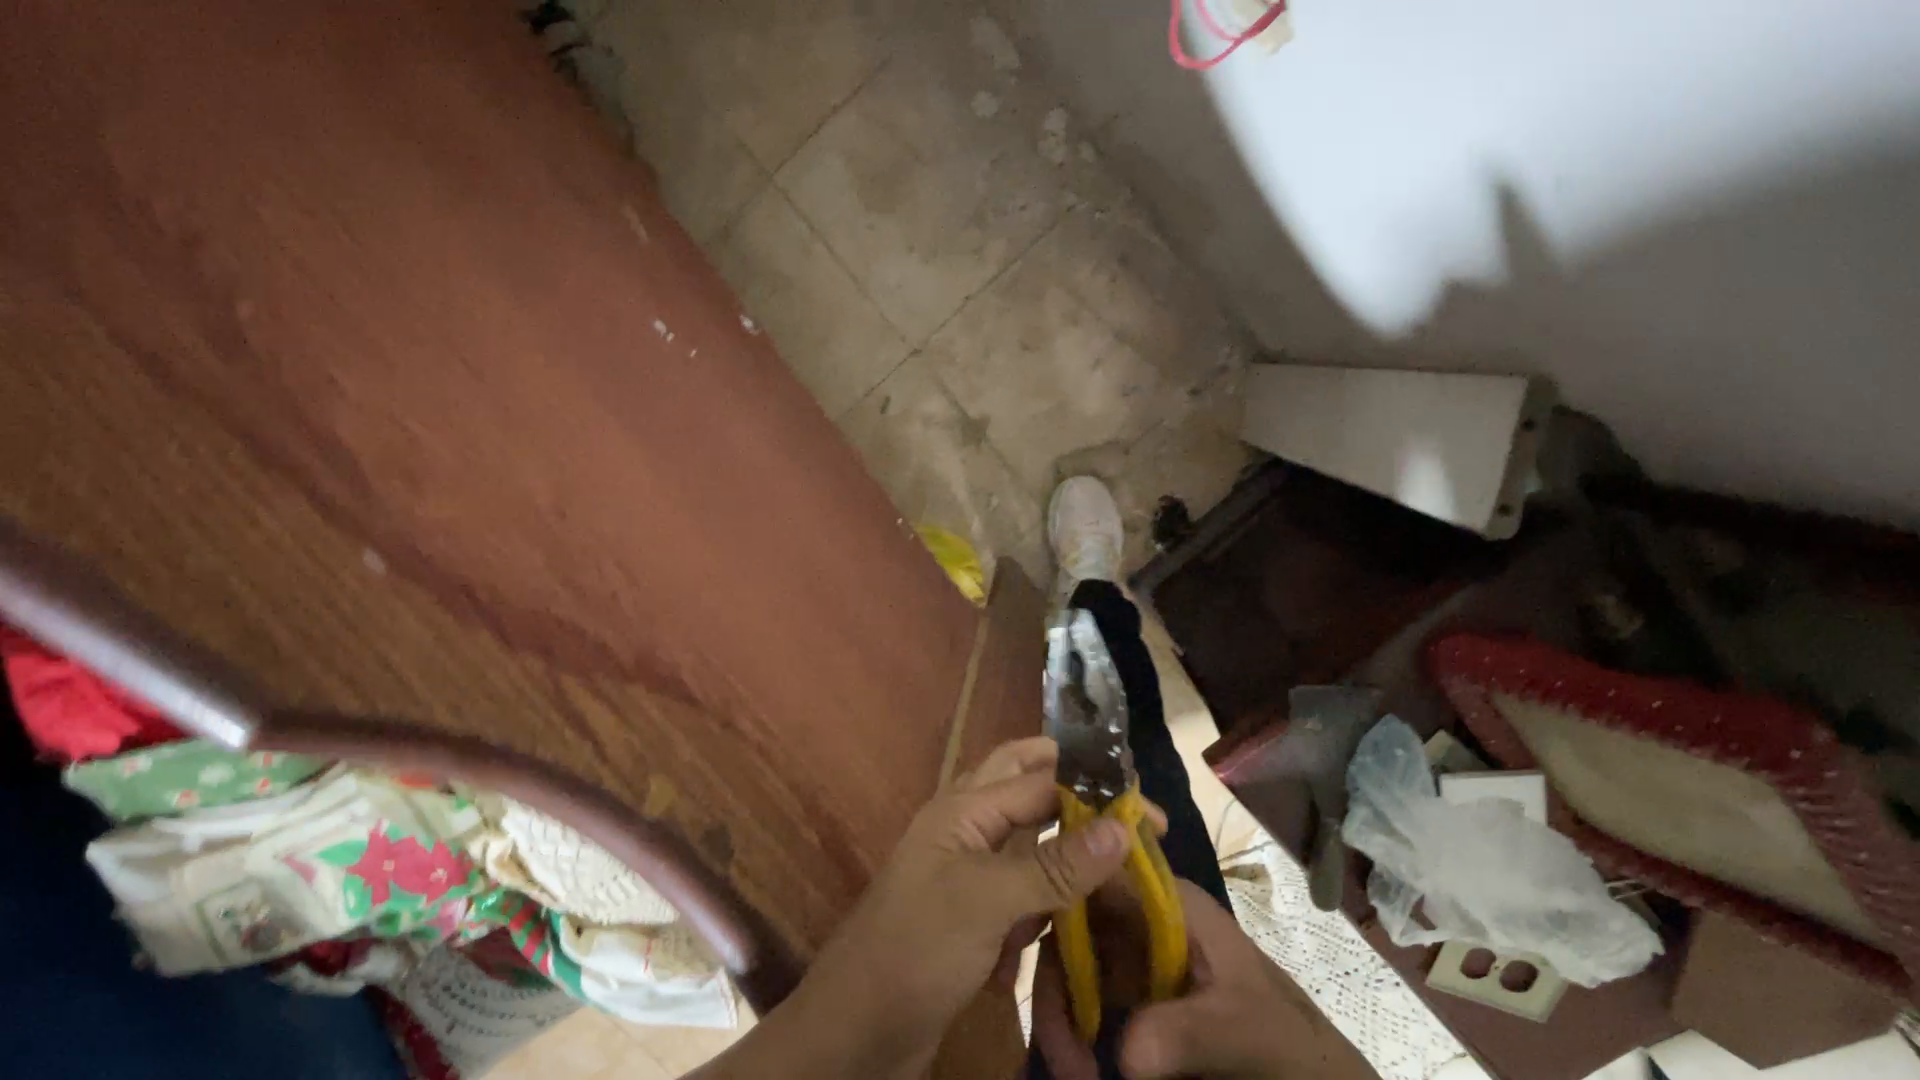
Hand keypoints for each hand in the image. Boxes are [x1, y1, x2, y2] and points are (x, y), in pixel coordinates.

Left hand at [717, 737, 1135, 1079]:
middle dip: (1072, 789)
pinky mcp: (973, 921)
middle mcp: (965, 832)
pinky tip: (1079, 909)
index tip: (1152, 813)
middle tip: (1127, 808)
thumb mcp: (986, 902)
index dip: (1095, 788)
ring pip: (1025, 843)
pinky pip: (1022, 893)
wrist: (855, 1035)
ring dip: (1065, 843)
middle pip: (1024, 790)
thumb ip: (1054, 864)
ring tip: (1118, 854)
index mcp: (962, 811)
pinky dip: (1051, 894)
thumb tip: (1123, 826)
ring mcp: (967, 877)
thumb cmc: (916, 951)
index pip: (1040, 779)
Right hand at [1034, 879, 1375, 1079]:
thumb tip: (1125, 1054)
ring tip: (1072, 1073)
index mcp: (1169, 903)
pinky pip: (1084, 1003)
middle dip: (1056, 988)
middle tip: (1062, 1058)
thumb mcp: (1247, 1033)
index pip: (1095, 877)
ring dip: (1060, 1018)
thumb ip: (1190, 1032)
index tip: (1037, 963)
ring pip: (1071, 969)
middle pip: (1072, 930)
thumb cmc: (1289, 1043)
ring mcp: (1135, 958)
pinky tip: (1078, 1067)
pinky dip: (1072, 1033)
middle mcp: (1143, 920)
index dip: (1057, 903)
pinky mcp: (1132, 997)